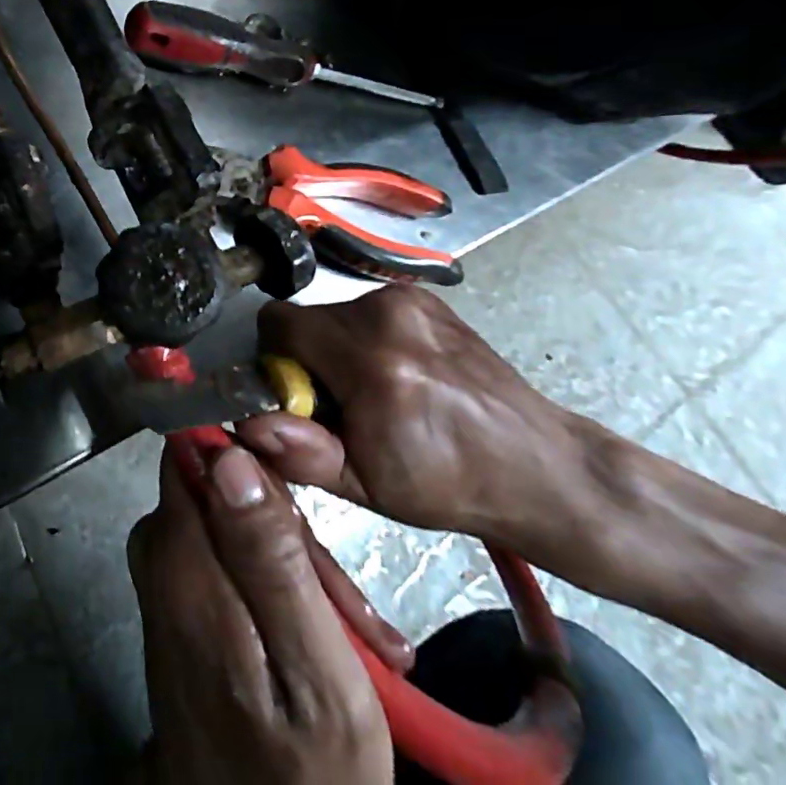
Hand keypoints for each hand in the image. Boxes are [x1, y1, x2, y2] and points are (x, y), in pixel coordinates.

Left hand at [129, 440, 406, 784]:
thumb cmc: (299, 770)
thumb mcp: (313, 669)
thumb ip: (270, 558)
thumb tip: (230, 457)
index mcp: (184, 566)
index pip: (191, 455)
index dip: (249, 458)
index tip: (301, 501)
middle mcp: (159, 564)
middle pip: (217, 490)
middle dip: (288, 528)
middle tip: (350, 605)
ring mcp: (165, 586)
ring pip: (232, 527)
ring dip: (295, 567)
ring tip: (355, 634)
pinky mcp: (181, 609)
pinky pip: (227, 563)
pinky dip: (277, 589)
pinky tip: (326, 638)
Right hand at [237, 284, 610, 550]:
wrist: (538, 466)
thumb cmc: (447, 484)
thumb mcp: (366, 486)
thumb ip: (300, 453)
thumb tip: (247, 423)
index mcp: (373, 361)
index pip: (277, 325)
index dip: (276, 364)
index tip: (302, 402)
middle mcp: (390, 314)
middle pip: (304, 321)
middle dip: (305, 361)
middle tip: (340, 408)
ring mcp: (411, 301)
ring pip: (332, 316)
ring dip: (333, 351)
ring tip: (372, 396)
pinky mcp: (425, 299)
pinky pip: (363, 312)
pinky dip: (363, 341)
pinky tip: (397, 378)